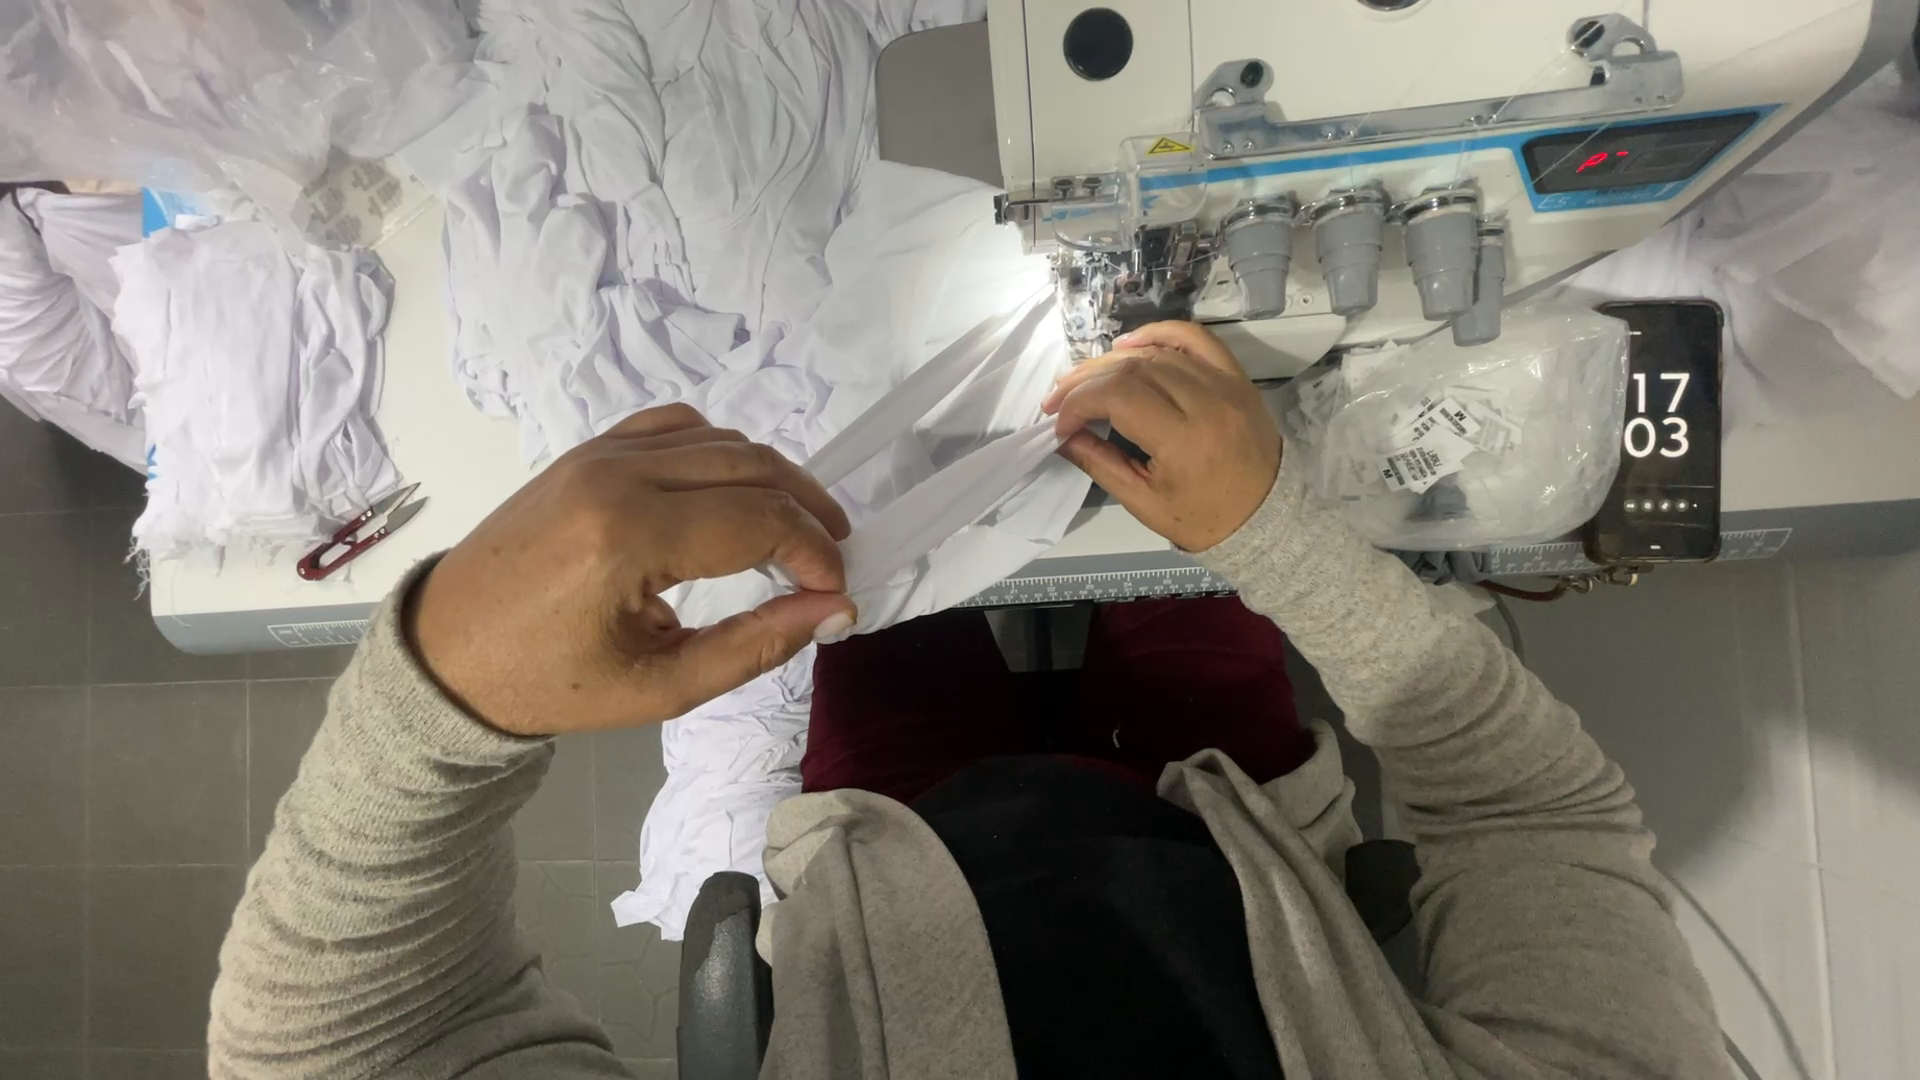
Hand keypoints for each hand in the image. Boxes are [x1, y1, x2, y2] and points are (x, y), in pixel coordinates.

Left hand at [406, 405, 857, 736]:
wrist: (444, 658)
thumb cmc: (552, 684)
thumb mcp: (665, 685)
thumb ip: (760, 644)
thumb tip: (836, 610)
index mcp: (629, 535)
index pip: (761, 520)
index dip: (816, 554)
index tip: (834, 593)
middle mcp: (617, 474)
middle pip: (754, 467)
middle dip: (810, 511)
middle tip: (833, 555)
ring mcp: (598, 452)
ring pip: (723, 440)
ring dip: (773, 480)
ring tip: (793, 529)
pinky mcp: (588, 450)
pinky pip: (678, 426)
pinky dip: (723, 452)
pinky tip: (730, 492)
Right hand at [1042, 321, 1280, 551]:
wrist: (1266, 517)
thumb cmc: (1202, 518)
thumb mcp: (1143, 501)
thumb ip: (1100, 463)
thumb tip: (1063, 435)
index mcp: (1183, 440)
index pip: (1118, 396)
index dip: (1079, 402)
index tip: (1060, 423)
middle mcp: (1206, 401)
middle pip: (1132, 368)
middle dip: (1085, 380)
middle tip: (1058, 399)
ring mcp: (1224, 383)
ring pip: (1156, 352)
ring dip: (1111, 361)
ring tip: (1083, 379)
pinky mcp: (1235, 377)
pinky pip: (1195, 338)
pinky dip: (1159, 333)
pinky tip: (1128, 345)